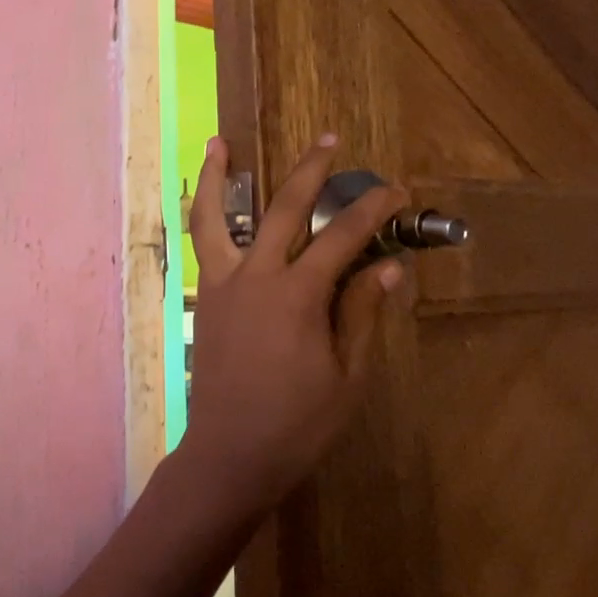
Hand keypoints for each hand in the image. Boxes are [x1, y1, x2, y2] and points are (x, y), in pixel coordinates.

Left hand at [179, 134, 407, 510]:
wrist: (230, 455)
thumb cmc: (298, 424)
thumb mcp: (346, 376)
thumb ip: (361, 313)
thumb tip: (389, 266)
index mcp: (297, 295)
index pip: (342, 237)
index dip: (373, 209)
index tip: (396, 191)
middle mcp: (255, 276)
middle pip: (284, 208)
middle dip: (311, 170)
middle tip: (330, 141)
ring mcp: (222, 285)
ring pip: (215, 216)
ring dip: (218, 175)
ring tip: (217, 141)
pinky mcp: (205, 299)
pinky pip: (201, 246)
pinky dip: (202, 215)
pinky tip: (205, 201)